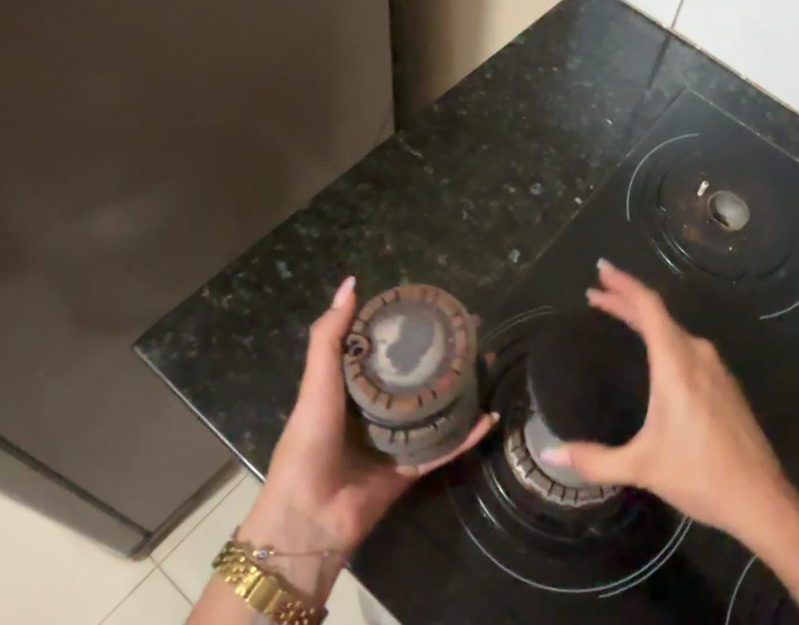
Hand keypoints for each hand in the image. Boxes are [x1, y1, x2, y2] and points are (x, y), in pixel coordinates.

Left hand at [238, 278, 498, 584]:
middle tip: (472, 333)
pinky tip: (489, 417)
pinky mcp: (412, 469)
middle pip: (417, 377)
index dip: (408, 328)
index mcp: (351, 390)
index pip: (385, 350)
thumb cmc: (310, 442)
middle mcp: (376, 411)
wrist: (310, 515)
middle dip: (443, 356)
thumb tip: (351, 283)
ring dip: (461, 389)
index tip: (437, 308)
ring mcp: (396, 441)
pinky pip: (445, 448)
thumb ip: (329, 336)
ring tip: (486, 364)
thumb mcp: (316, 383)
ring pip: (436, 409)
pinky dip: (467, 435)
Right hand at [540, 261, 797, 539]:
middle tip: (597, 292)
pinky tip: (653, 352)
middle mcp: (697, 355)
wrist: (761, 498)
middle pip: (659, 314)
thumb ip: (594, 459)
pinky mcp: (724, 383)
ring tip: (619, 315)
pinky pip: (687, 346)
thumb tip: (551, 454)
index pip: (648, 307)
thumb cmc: (699, 475)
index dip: (624, 284)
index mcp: (676, 363)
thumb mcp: (641, 467)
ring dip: (645, 319)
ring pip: (674, 330)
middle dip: (626, 299)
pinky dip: (663, 337)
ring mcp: (715, 368)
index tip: (601, 269)